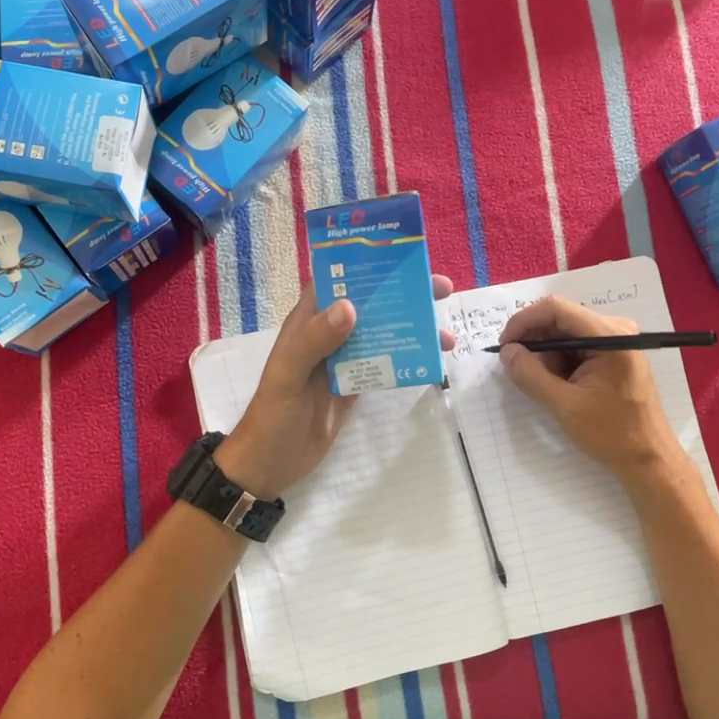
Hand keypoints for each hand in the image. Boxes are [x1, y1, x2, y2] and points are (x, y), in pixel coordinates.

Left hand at [215, 275, 456, 499]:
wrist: (272, 463)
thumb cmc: (273, 416)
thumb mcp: (288, 375)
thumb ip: (314, 341)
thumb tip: (352, 306)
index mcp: (307, 322)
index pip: (337, 280)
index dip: (366, 263)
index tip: (403, 255)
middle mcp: (327, 334)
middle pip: (368, 303)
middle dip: (403, 292)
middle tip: (442, 288)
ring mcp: (343, 359)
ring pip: (381, 332)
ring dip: (412, 326)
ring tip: (446, 333)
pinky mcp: (354, 384)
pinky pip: (384, 362)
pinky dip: (408, 357)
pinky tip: (432, 358)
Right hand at [496, 297, 685, 480]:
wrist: (649, 458)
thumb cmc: (611, 434)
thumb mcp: (563, 406)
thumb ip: (530, 375)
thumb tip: (507, 352)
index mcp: (610, 336)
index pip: (556, 309)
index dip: (524, 322)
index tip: (505, 346)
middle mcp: (615, 329)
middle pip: (560, 319)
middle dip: (535, 342)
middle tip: (520, 370)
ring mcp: (616, 341)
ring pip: (565, 334)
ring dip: (547, 356)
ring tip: (549, 386)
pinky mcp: (614, 354)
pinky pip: (576, 346)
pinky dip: (560, 362)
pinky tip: (561, 386)